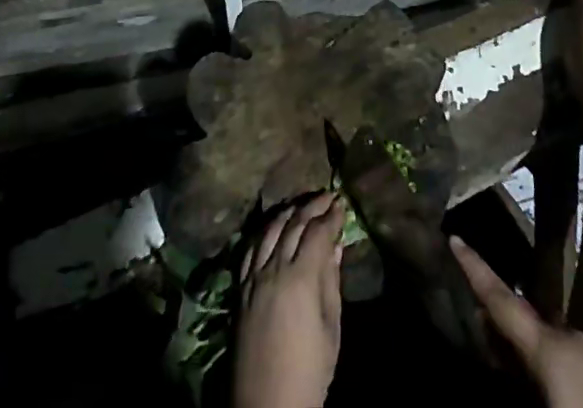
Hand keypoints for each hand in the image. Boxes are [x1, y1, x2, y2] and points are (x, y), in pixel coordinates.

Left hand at [233, 192, 344, 407]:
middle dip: (311, 207)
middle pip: (292, 225)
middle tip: (327, 196)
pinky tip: (272, 228)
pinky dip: (264, 232)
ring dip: (287, 213)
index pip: (317, 233)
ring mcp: (252, 279)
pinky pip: (250, 250)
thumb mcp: (330, 326)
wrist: (267, 405)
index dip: (331, 216)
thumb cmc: (309, 369)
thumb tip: (335, 246)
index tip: (342, 203)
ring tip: (302, 204)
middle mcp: (273, 270)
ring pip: (268, 231)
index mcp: (300, 278)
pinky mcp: (240, 290)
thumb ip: (330, 280)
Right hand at [450, 236, 582, 407]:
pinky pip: (570, 361)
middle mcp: (571, 340)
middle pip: (523, 323)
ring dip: (524, 350)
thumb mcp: (538, 404)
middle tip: (473, 325)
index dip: (475, 269)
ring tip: (505, 365)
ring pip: (548, 344)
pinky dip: (549, 366)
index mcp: (548, 347)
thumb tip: (487, 336)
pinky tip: (548, 389)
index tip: (454, 238)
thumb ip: (512, 379)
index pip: (501, 298)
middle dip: (497, 323)